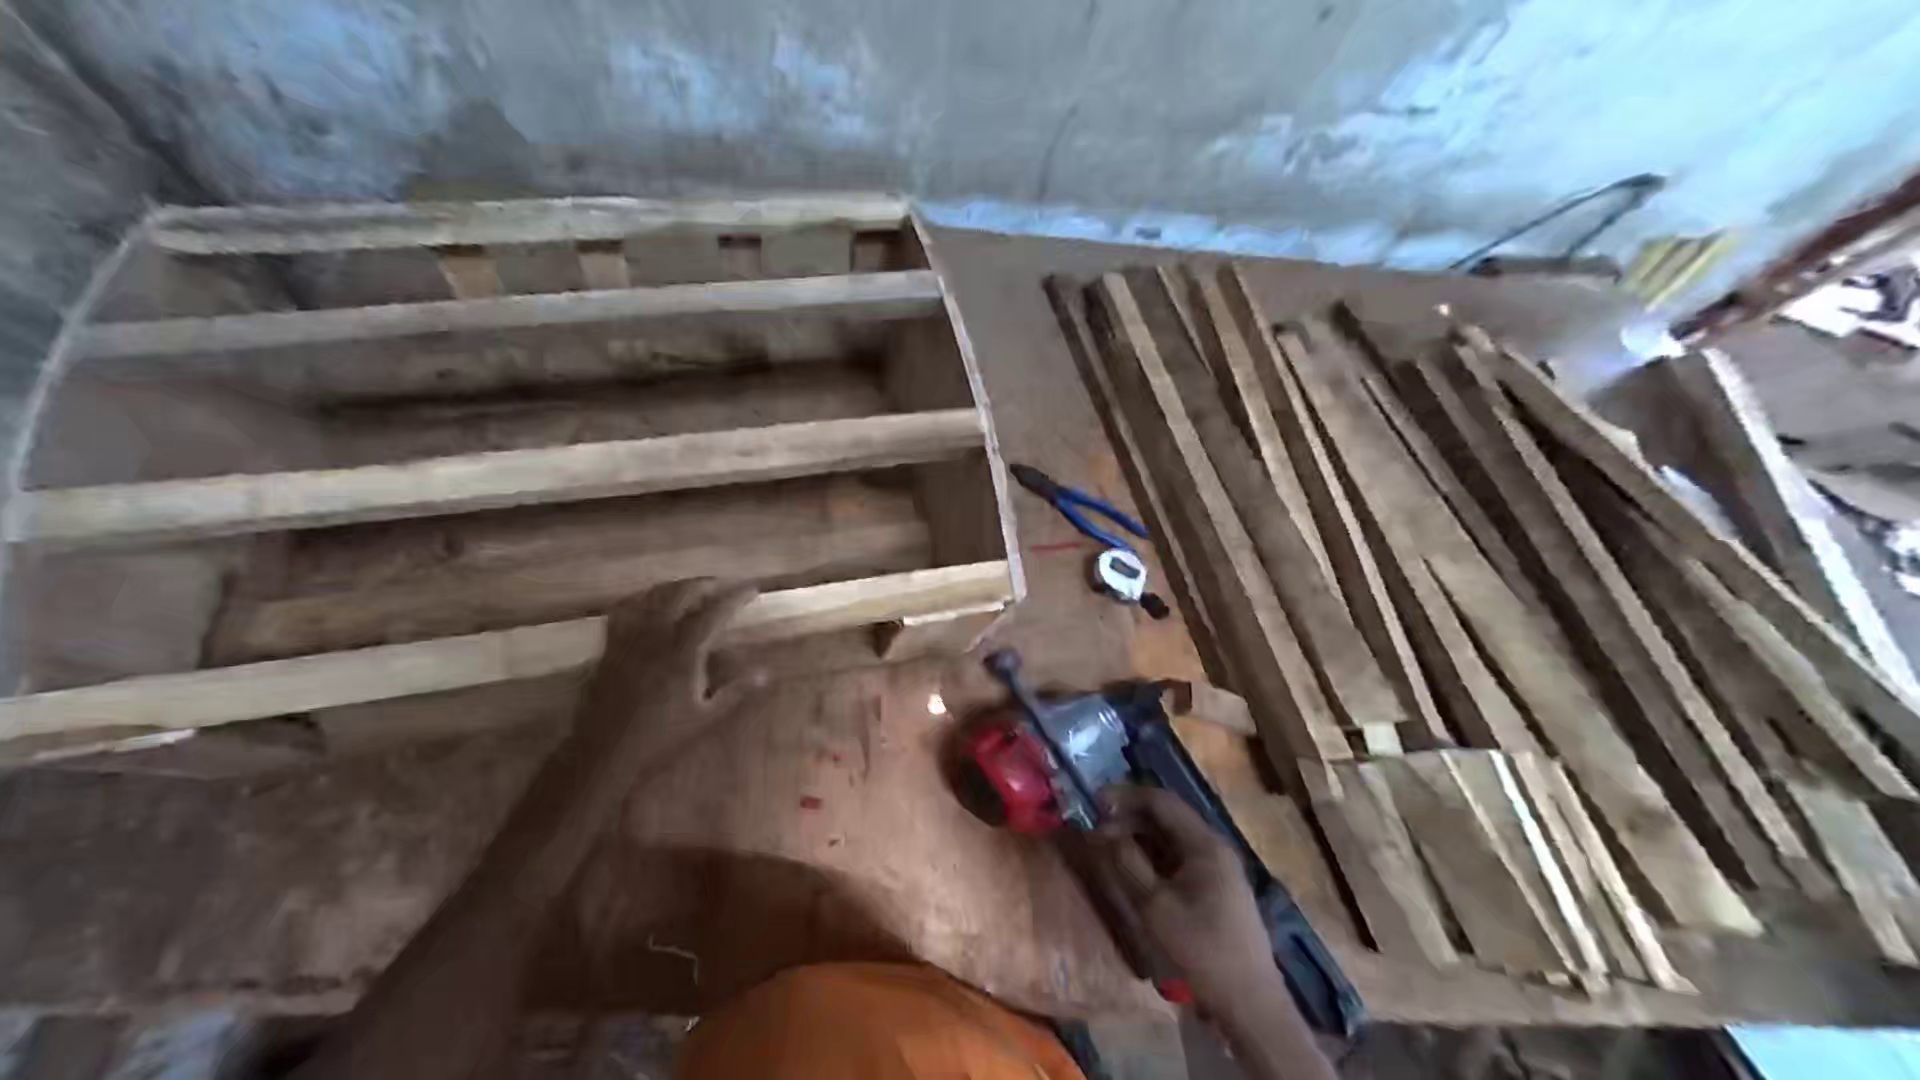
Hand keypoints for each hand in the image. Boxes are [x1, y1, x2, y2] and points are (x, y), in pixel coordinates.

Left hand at [575, 580, 766, 769]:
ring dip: (677, 586)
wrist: (603, 754)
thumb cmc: (660, 738)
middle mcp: (656, 636)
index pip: (713, 612)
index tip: (752, 589)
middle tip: (724, 585)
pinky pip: (625, 610)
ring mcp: (630, 639)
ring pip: (653, 597)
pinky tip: (648, 601)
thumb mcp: (705, 718)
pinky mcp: (610, 647)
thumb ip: (736, 692)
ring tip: (693, 588)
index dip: (734, 597)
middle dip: (705, 584)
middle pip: (681, 594)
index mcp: (683, 652)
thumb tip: (766, 673)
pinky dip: (641, 598)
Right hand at [1091, 785, 1275, 1010]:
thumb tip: (1100, 829)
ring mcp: (1219, 869)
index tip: (1094, 805)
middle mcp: (1215, 847)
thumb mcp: (1154, 905)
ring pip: (1172, 839)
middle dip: (1130, 819)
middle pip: (1167, 818)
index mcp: (1205, 843)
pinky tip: (1135, 872)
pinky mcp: (1216, 890)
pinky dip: (1154, 858)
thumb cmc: (1201, 951)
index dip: (1125, 798)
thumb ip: (1126, 862)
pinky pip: (1179, 859)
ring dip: (1140, 839)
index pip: (1161, 801)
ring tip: (1110, 849)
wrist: (1250, 1006)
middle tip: (1098, 830)